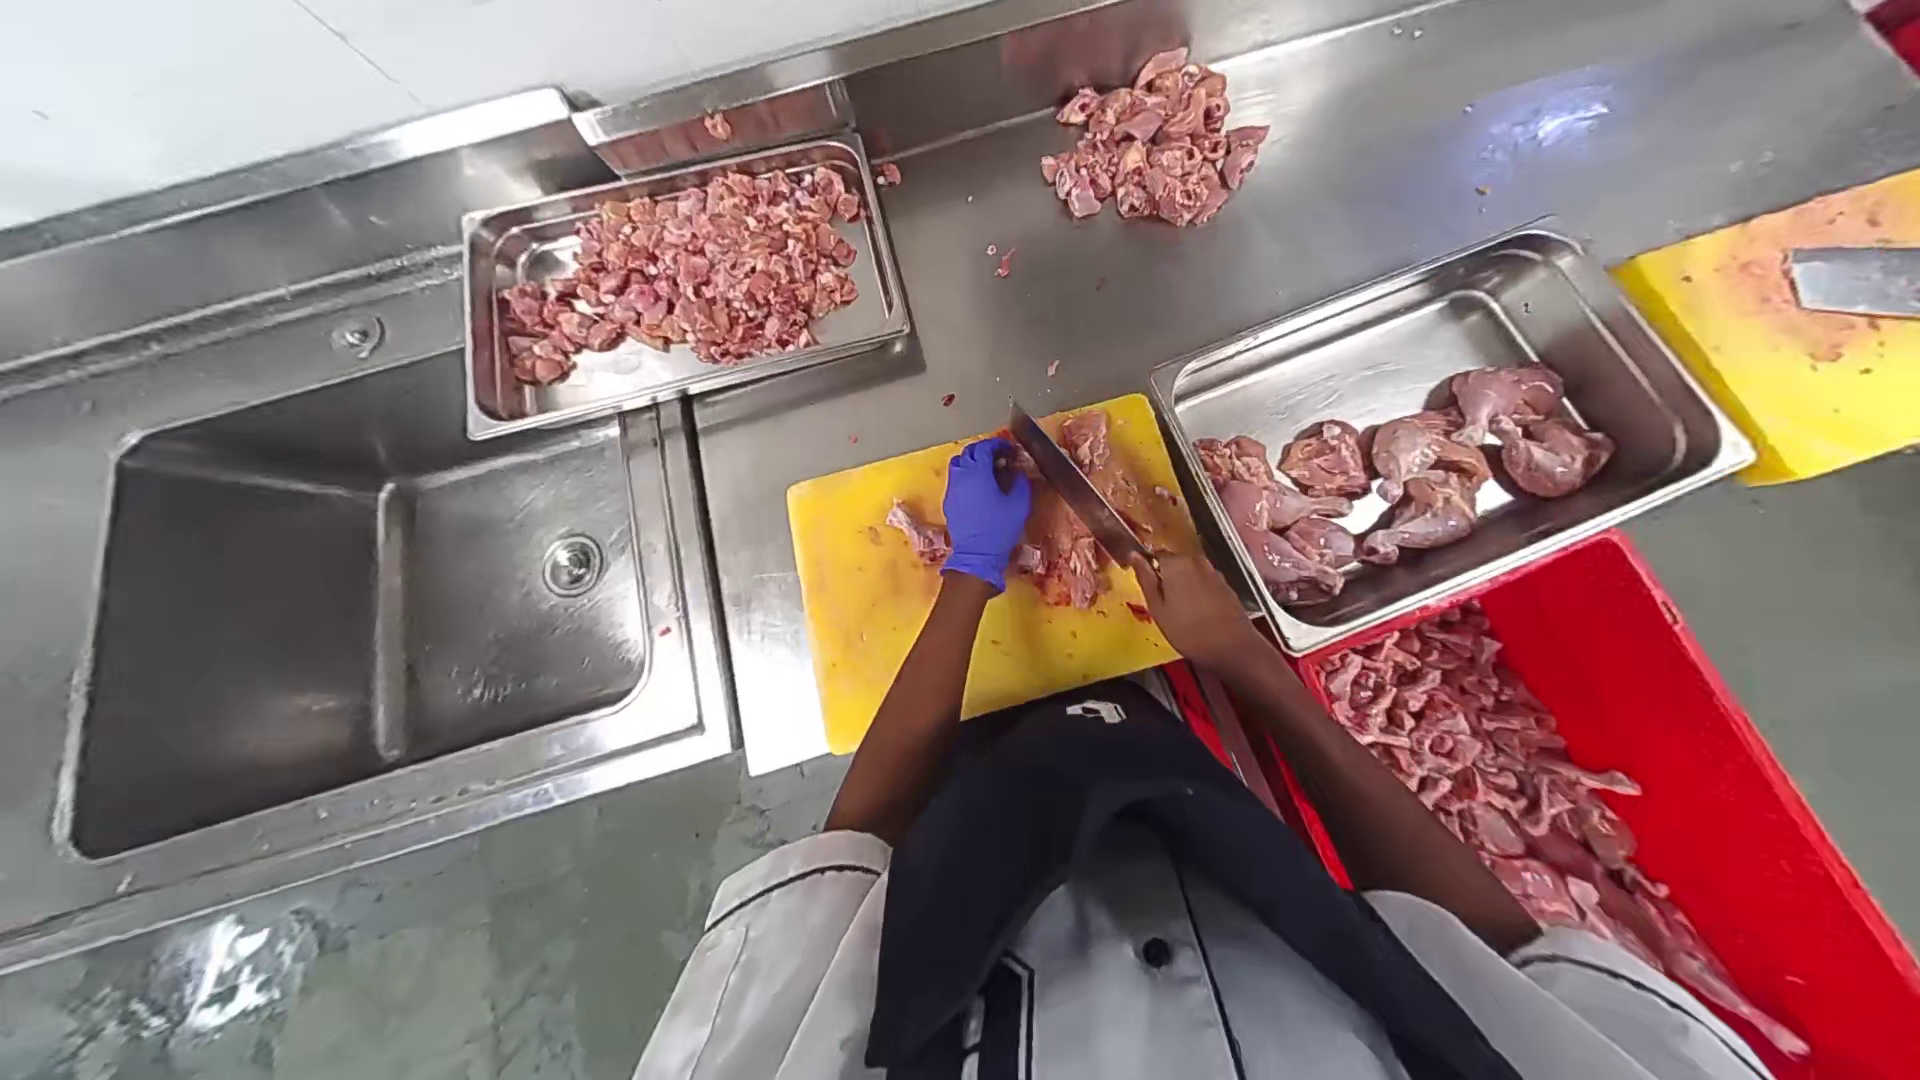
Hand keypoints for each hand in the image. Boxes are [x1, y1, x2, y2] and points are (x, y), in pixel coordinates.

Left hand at [941, 437, 1031, 590]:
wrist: (977, 555)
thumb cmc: (999, 529)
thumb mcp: (1019, 504)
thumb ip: (1019, 482)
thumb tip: (1017, 471)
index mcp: (977, 472)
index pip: (984, 448)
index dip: (997, 444)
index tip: (1008, 448)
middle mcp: (961, 477)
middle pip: (968, 453)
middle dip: (983, 450)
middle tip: (999, 457)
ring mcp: (952, 490)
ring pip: (958, 465)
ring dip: (972, 462)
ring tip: (987, 471)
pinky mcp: (949, 502)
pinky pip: (956, 481)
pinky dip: (966, 476)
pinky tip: (979, 488)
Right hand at [1129, 553, 1272, 674]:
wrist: (1233, 648)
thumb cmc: (1188, 631)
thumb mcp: (1158, 608)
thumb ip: (1145, 579)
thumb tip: (1134, 555)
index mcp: (1176, 563)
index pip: (1155, 555)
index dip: (1149, 571)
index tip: (1148, 589)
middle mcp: (1196, 561)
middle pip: (1174, 563)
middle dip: (1167, 578)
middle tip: (1162, 604)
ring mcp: (1214, 572)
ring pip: (1190, 573)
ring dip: (1183, 585)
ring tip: (1181, 610)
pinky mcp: (1226, 585)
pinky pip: (1204, 582)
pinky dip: (1198, 592)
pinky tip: (1198, 612)